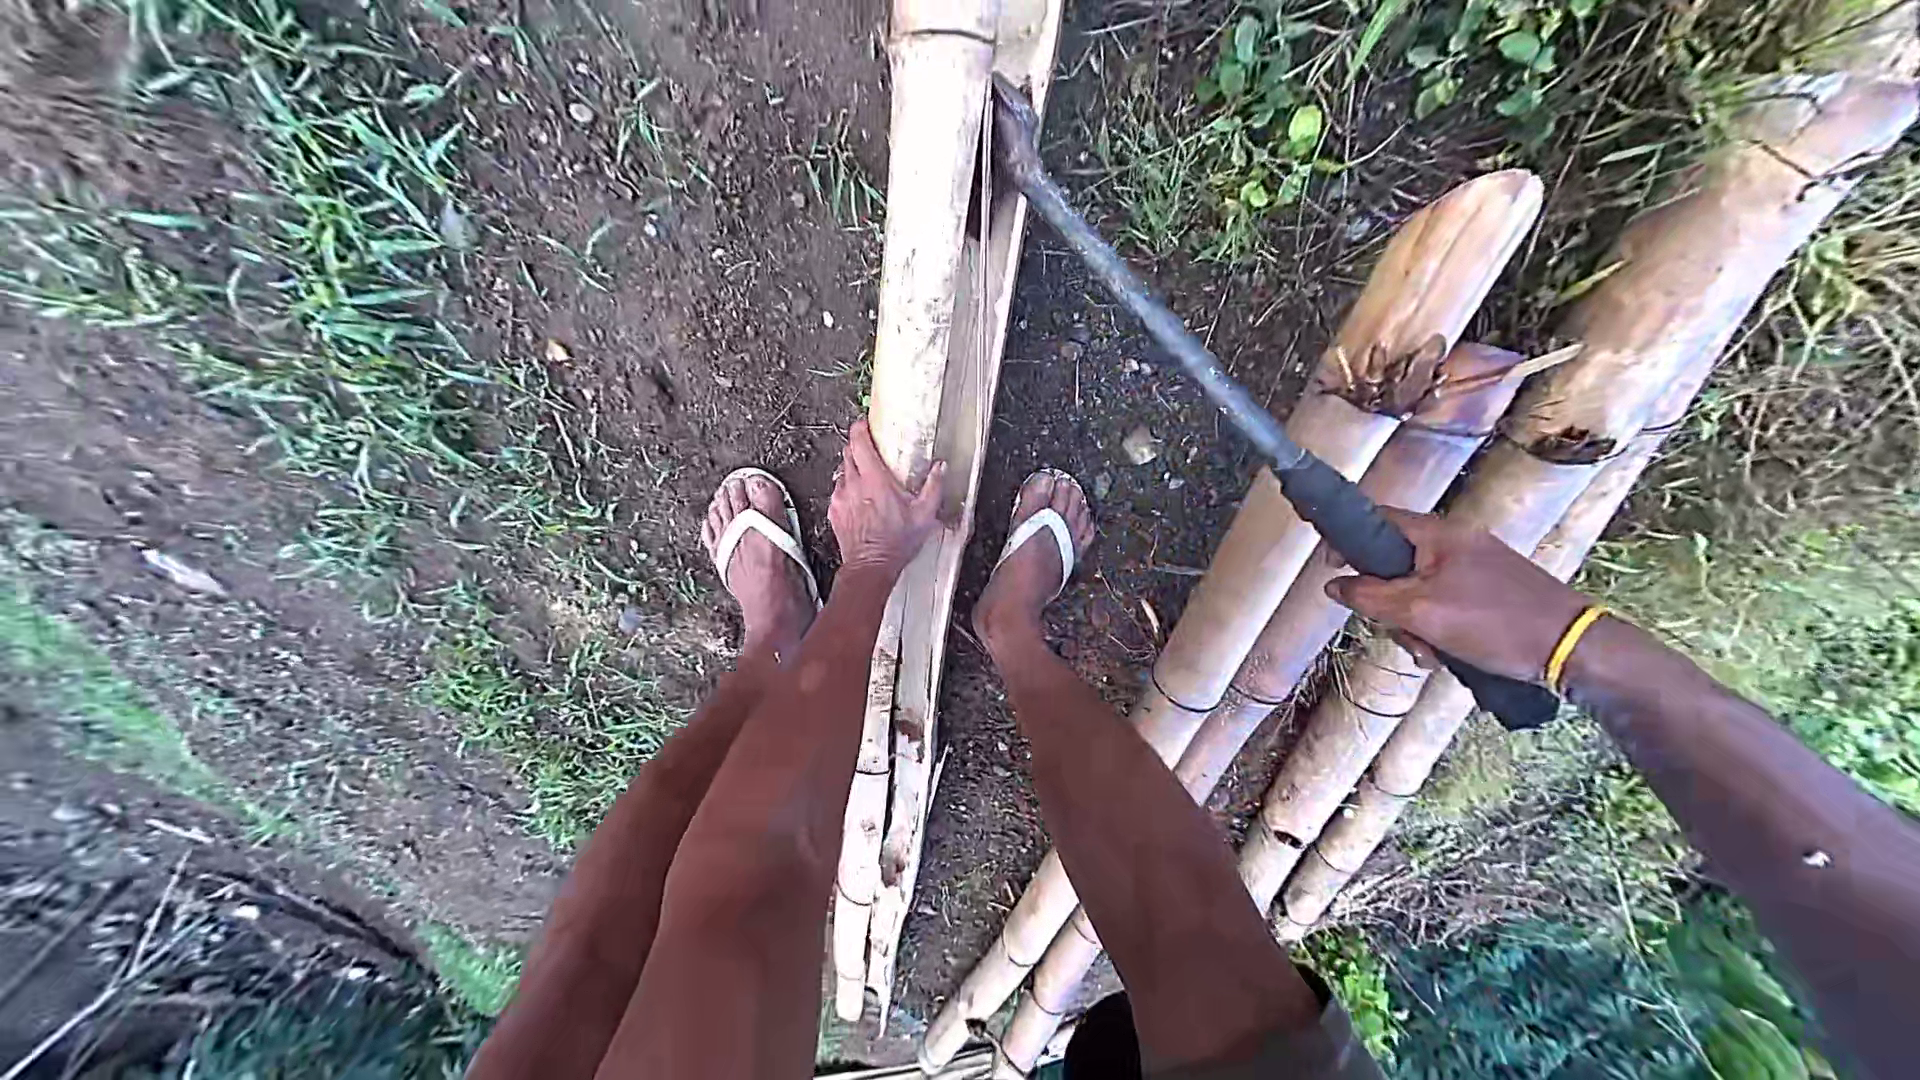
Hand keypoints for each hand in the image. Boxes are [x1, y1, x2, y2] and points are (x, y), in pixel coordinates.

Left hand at [829, 418, 948, 576]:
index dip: (860, 429)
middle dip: (858, 448)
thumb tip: (940, 467)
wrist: (871, 567)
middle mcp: (853, 485)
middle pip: (848, 453)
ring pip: (842, 472)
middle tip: (872, 450)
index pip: (858, 442)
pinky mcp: (834, 511)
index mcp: (874, 481)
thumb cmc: (895, 543)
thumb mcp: (924, 515)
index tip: (865, 424)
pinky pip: (839, 491)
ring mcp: (840, 498)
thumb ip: (933, 487)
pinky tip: (862, 501)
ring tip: (869, 479)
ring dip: (854, 470)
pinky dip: (848, 490)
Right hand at [1323, 507, 1590, 683]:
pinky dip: (1434, 626)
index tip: (1331, 568)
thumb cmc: (1492, 622)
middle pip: (1392, 563)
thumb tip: (1332, 584)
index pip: (1375, 519)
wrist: (1576, 650)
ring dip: (1409, 622)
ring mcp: (1474, 566)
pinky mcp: (1489, 590)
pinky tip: (1444, 652)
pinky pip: (1441, 602)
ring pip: (1415, 589)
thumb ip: (1366, 595)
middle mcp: (1455, 543)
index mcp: (1437, 535)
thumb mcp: (1416, 611)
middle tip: (1391, 628)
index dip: (1345, 540)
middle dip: (1384, 602)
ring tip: (1427, 650)